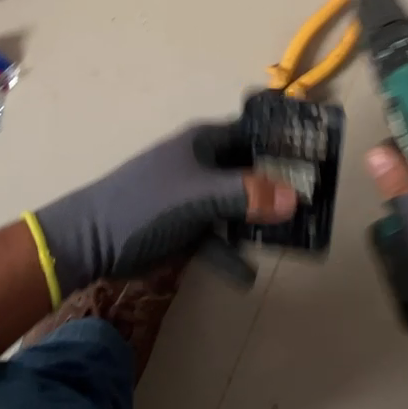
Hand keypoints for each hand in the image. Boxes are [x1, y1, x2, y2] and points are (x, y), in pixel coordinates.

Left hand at [29, 123, 298, 301]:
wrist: (90, 242)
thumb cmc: (146, 203)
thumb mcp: (199, 194)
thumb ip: (247, 194)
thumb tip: (296, 196)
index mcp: (205, 142)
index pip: (253, 132)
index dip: (283, 141)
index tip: (317, 154)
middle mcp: (204, 165)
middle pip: (251, 170)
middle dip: (281, 184)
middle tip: (317, 199)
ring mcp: (196, 198)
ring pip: (239, 205)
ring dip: (262, 219)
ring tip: (297, 234)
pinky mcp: (187, 230)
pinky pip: (219, 240)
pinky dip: (233, 255)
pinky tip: (250, 276)